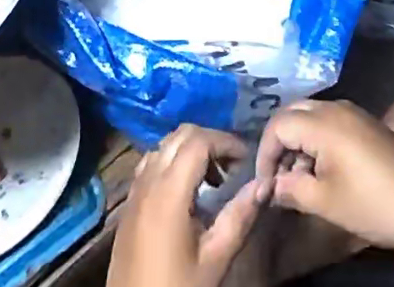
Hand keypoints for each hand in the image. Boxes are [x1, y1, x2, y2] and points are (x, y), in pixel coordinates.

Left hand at [109, 125, 267, 286]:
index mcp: (169, 191)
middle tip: (232, 166)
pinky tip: (187, 189)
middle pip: (180, 135)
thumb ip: (240, 217)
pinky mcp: (130, 202)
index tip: (246, 160)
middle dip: (210, 140)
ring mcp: (136, 189)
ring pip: (164, 145)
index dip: (226, 142)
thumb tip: (264, 183)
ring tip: (213, 178)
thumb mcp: (215, 259)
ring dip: (191, 149)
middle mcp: (148, 180)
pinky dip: (173, 160)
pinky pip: (152, 162)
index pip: (199, 140)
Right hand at [256, 100, 393, 249]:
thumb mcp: (326, 202)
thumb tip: (272, 186)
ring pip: (310, 116)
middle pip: (292, 113)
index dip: (265, 153)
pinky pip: (328, 121)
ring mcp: (352, 112)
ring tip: (299, 178)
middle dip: (279, 142)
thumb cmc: (373, 203)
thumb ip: (292, 188)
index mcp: (322, 122)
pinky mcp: (365, 123)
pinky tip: (322, 170)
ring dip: (298, 142)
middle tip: (277, 176)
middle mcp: (335, 107)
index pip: (278, 125)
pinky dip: (316, 140)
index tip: (266, 184)